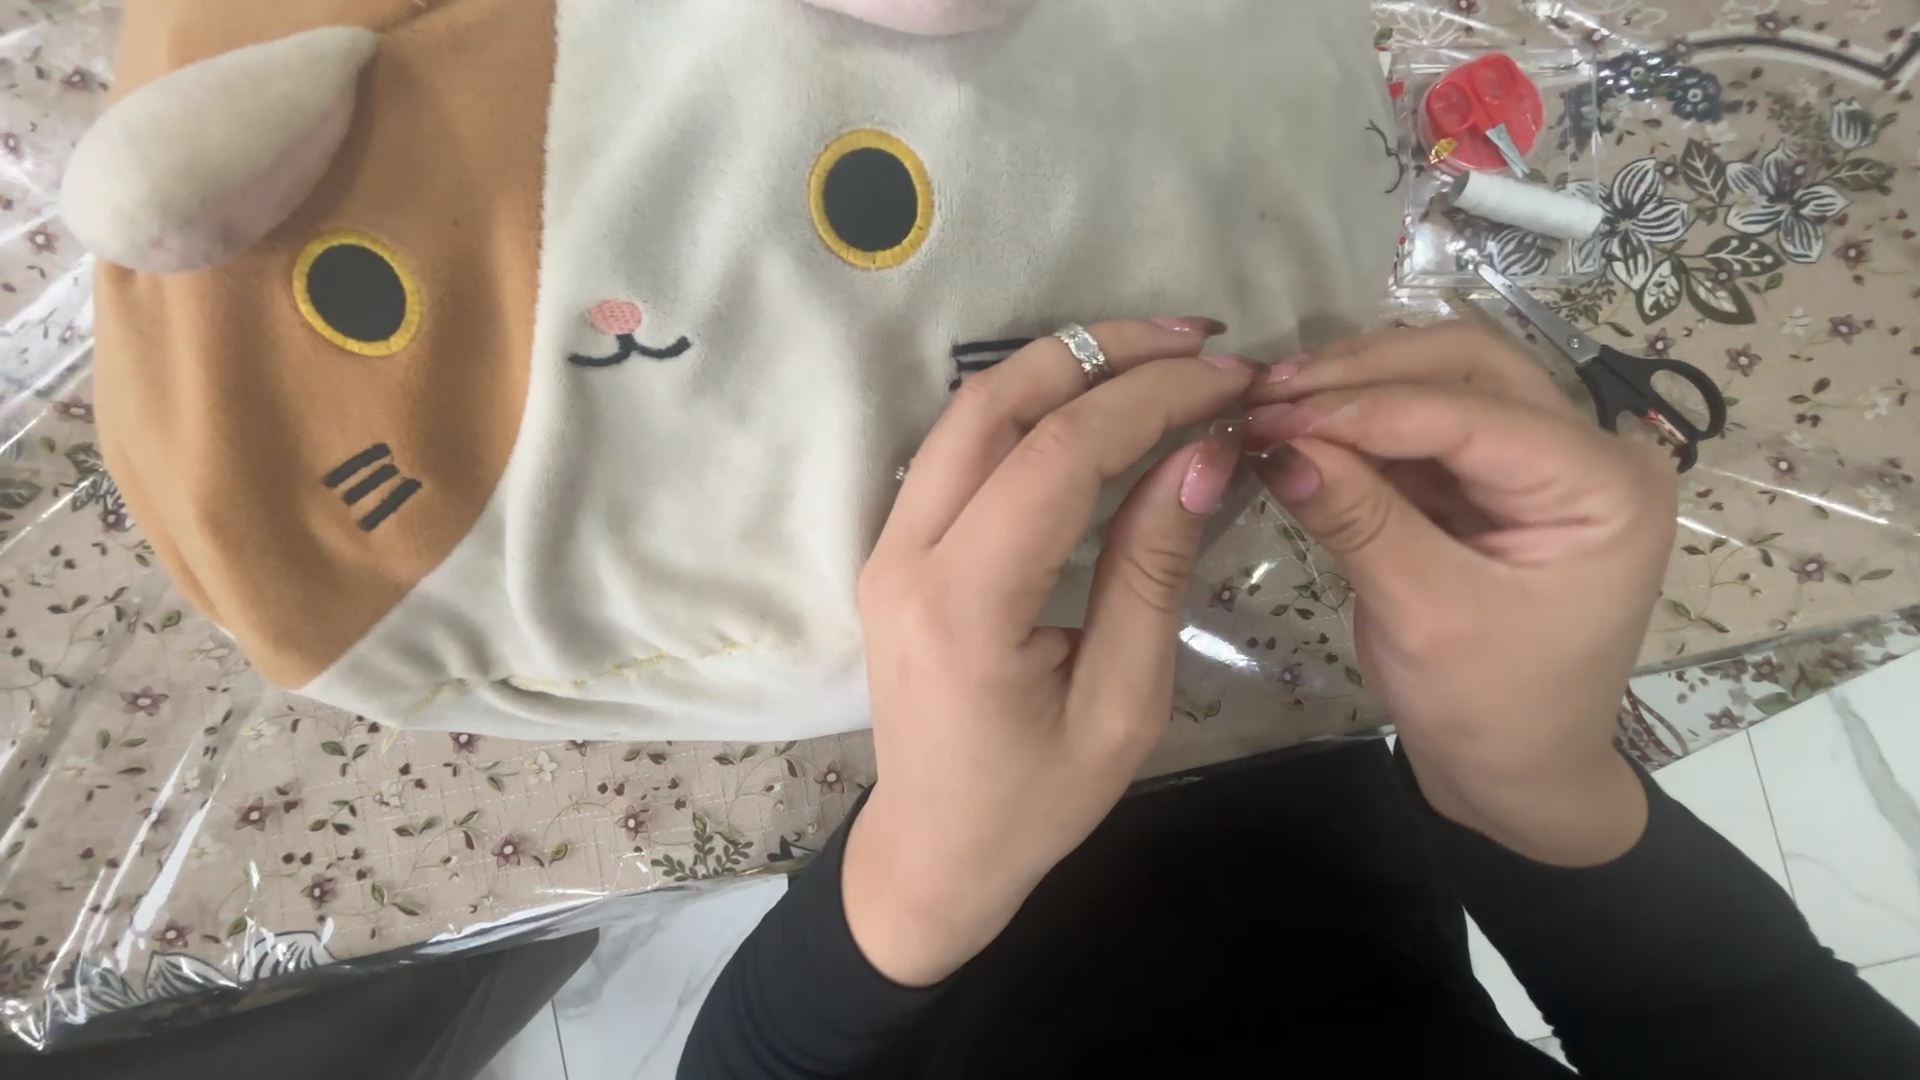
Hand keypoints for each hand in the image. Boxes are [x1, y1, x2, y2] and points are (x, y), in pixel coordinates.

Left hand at [846, 318, 1252, 986]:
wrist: (934, 848)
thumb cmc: (1034, 802)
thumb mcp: (1121, 703)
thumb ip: (1151, 570)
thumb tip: (1202, 456)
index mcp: (962, 604)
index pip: (1055, 455)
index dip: (1149, 399)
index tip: (1228, 378)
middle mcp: (905, 555)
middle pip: (993, 403)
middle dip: (1097, 349)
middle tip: (1193, 338)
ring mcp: (886, 546)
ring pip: (967, 414)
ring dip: (1059, 367)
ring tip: (1154, 357)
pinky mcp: (893, 549)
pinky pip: (957, 451)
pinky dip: (1026, 409)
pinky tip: (1089, 405)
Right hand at [1246, 324, 1678, 866]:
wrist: (1509, 764)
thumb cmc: (1487, 703)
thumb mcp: (1422, 613)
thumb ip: (1357, 519)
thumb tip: (1277, 447)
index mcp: (1600, 485)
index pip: (1471, 413)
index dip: (1364, 409)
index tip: (1269, 418)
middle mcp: (1578, 451)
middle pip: (1466, 365)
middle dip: (1362, 371)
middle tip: (1270, 393)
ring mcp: (1528, 461)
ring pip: (1437, 381)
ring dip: (1352, 386)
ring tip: (1272, 402)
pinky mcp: (1478, 481)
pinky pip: (1411, 428)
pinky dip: (1351, 423)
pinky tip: (1298, 428)